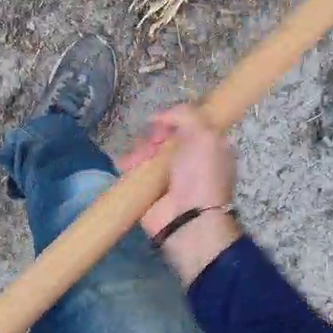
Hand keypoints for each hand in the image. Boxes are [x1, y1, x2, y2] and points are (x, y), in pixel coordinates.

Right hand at [120, 105, 241, 284]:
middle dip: (154, 136)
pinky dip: (128, 164)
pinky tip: (125, 165)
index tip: (164, 124)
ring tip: (137, 159)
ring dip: (139, 150)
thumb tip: (158, 116)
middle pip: (164, 136)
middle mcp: (189, 159)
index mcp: (208, 146)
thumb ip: (185, 114)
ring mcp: (168, 175)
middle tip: (152, 145)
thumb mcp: (204, 134)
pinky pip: (135, 169)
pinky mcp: (149, 189)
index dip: (173, 120)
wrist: (187, 217)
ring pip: (147, 150)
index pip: (187, 124)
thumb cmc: (200, 174)